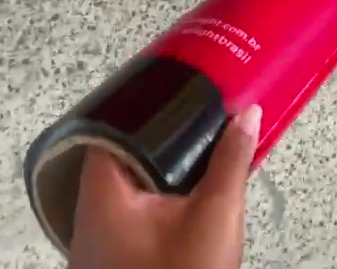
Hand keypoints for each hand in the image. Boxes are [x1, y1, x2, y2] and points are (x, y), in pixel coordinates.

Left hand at [69, 105, 261, 268]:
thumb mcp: (216, 214)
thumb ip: (231, 158)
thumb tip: (247, 112)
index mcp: (102, 201)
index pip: (106, 136)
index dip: (136, 107)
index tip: (169, 85)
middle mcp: (89, 223)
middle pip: (117, 161)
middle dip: (156, 135)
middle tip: (193, 108)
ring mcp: (99, 250)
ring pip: (127, 191)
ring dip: (160, 167)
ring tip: (198, 140)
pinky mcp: (116, 267)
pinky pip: (133, 215)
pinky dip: (159, 195)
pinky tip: (190, 189)